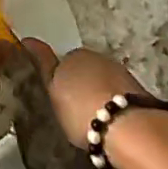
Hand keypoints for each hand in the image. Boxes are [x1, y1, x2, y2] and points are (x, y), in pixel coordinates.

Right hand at [24, 41, 167, 168]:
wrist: (129, 128)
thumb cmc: (82, 111)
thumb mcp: (53, 92)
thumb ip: (43, 66)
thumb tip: (29, 40)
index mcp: (73, 55)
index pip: (58, 59)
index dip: (55, 74)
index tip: (54, 85)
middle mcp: (96, 58)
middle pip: (82, 69)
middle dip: (78, 83)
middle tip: (73, 109)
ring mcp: (119, 72)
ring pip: (101, 81)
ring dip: (97, 93)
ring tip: (93, 119)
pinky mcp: (138, 90)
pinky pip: (117, 94)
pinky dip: (113, 103)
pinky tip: (111, 122)